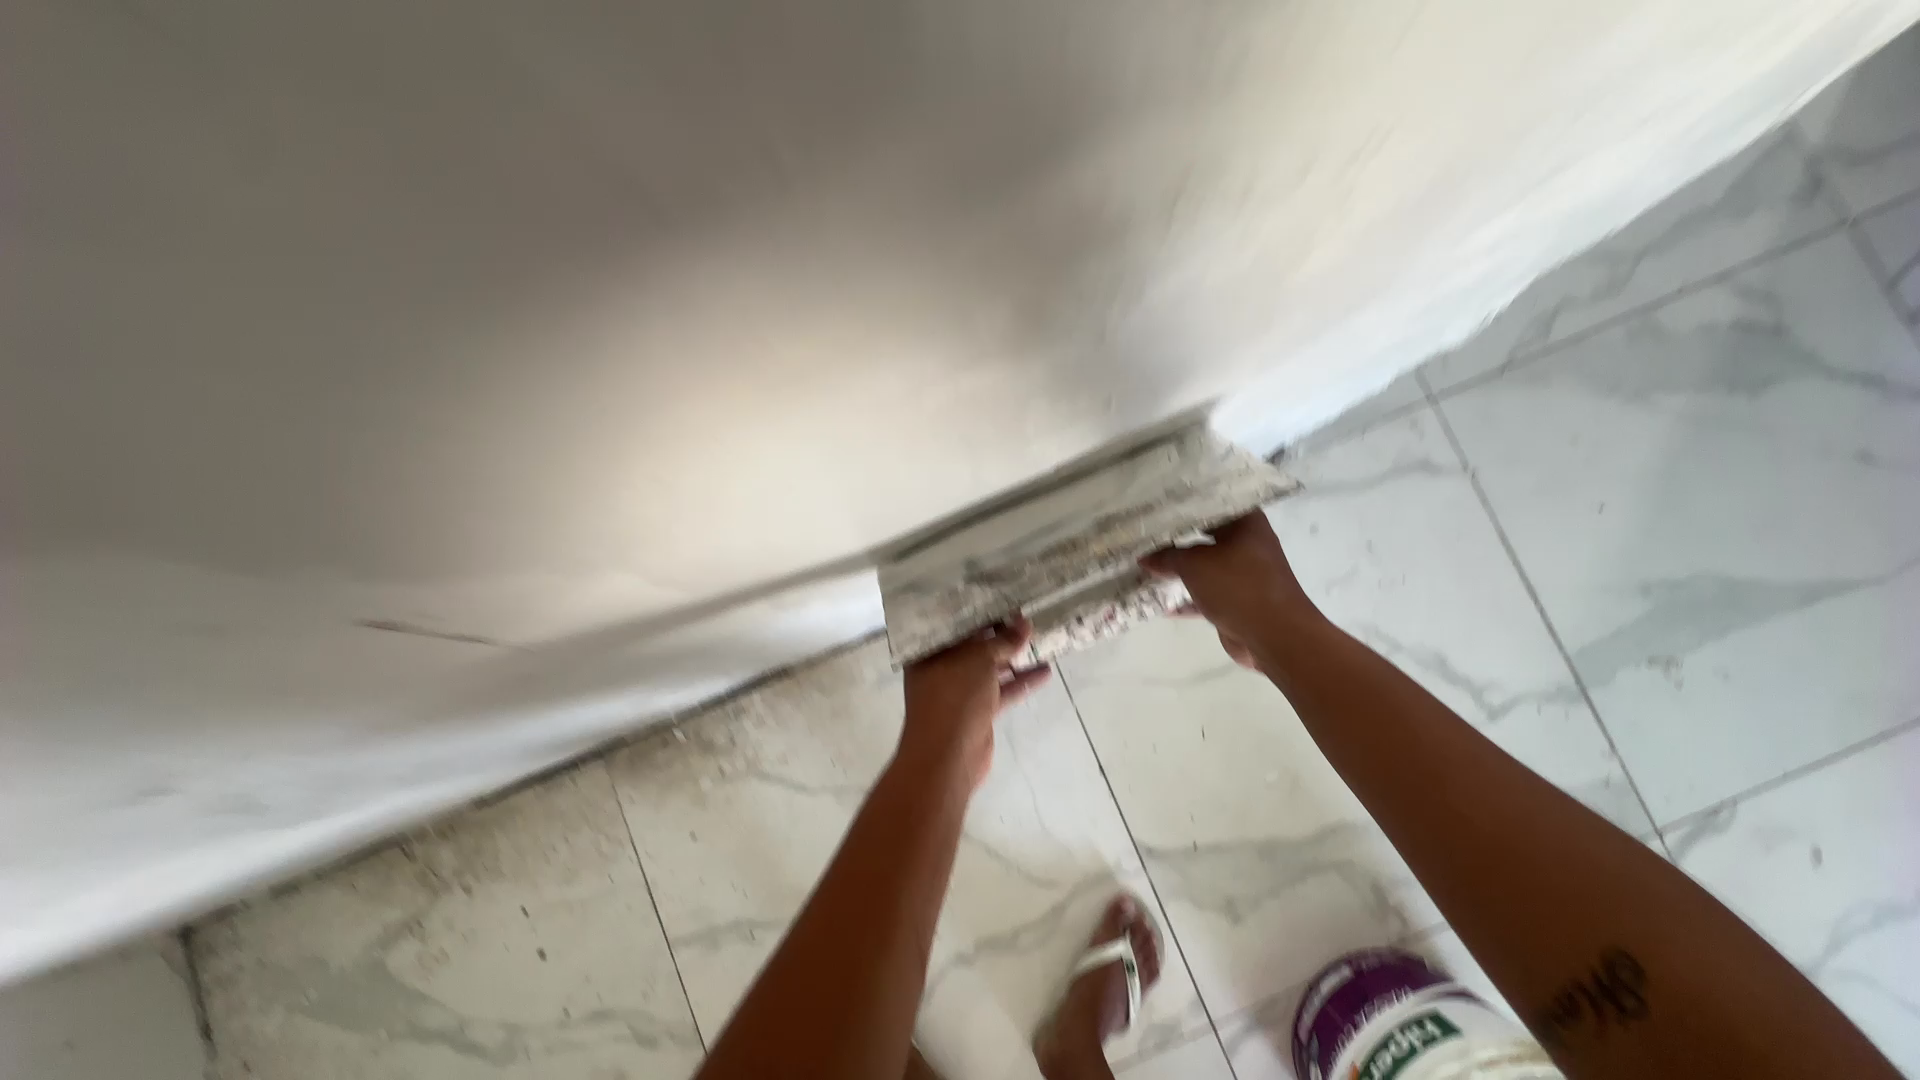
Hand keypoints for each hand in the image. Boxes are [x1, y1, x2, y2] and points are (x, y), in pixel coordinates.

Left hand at [901, 617, 1051, 789]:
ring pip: (989, 668)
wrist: (948, 757)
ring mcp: (959, 691)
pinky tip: (1044, 671)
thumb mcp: (978, 659)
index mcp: (929, 651)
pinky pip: (1001, 690)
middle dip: (998, 631)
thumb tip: (1024, 624)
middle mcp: (940, 667)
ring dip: (1012, 656)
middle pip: (972, 644)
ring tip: (1039, 637)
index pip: (952, 623)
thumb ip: (1003, 641)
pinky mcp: (977, 711)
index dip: (976, 610)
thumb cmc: (953, 697)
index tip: (1002, 596)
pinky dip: (1020, 682)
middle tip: (1025, 613)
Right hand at [1140, 512, 1322, 669]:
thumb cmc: (1237, 586)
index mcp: (1246, 523)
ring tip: (1146, 566)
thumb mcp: (1194, 565)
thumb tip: (1144, 557)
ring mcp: (1244, 574)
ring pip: (1205, 567)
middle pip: (1205, 536)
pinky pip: (1206, 594)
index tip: (1155, 506)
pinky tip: (1160, 602)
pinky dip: (1187, 598)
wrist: (1274, 635)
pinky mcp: (1239, 601)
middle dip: (1175, 539)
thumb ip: (1167, 557)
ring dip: (1179, 570)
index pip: (1210, 504)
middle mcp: (1248, 544)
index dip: (1182, 505)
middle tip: (1144, 535)